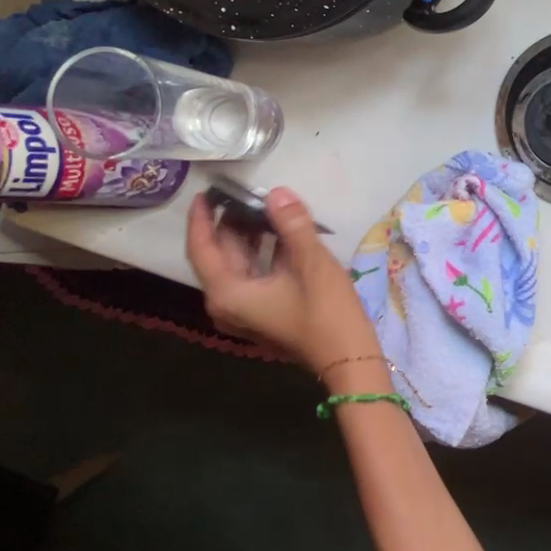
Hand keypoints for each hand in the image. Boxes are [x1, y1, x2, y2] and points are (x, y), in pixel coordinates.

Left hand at [185, 187, 377, 377]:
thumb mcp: (312, 264)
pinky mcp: (265, 313)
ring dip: (252, 237)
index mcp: (227, 293)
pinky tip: (285, 235)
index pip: (203, 248)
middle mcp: (227, 303)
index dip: (202, 219)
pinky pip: (256, 276)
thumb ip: (293, 225)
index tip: (206, 192)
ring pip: (241, 265)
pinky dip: (266, 254)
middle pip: (221, 256)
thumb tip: (278, 192)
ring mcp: (247, 311)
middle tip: (247, 193)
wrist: (348, 357)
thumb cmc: (326, 312)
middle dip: (232, 224)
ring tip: (268, 208)